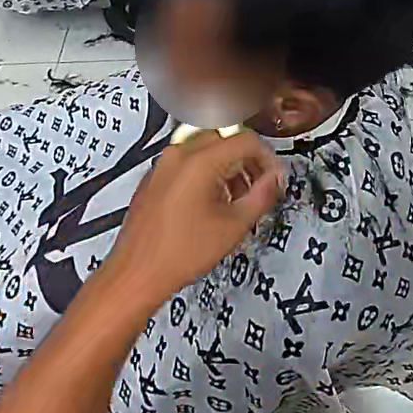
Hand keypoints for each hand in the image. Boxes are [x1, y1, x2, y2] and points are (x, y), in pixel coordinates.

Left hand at [100, 130, 280, 306]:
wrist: (137, 273)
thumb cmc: (177, 254)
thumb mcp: (235, 225)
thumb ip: (262, 195)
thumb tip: (274, 179)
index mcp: (200, 161)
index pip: (247, 141)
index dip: (268, 159)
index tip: (274, 177)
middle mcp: (178, 155)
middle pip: (226, 139)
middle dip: (248, 161)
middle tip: (259, 184)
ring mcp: (163, 165)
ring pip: (207, 149)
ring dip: (228, 166)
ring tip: (238, 197)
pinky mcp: (154, 177)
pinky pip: (188, 161)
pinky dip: (207, 173)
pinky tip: (213, 201)